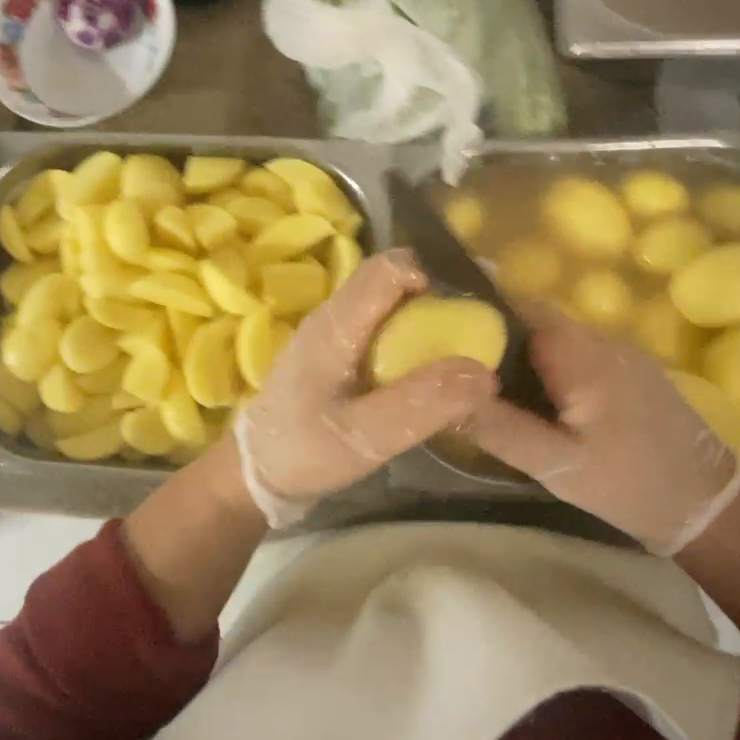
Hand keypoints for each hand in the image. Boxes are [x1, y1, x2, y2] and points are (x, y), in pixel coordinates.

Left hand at [236, 249, 496, 526]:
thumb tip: (483, 372)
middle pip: (390, 282)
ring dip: (419, 322)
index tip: (463, 320)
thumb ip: (422, 403)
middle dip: (432, 302)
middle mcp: (330, 316)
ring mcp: (327, 332)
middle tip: (465, 343)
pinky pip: (375, 327)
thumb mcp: (367, 436)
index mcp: (335, 325)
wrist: (255, 472)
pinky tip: (414, 376)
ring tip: (446, 361)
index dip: (432, 279)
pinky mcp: (330, 351)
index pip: (388, 268)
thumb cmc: (305, 452)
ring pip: (384, 304)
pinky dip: (402, 340)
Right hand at [461, 305, 739, 554]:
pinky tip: (539, 402)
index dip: (482, 318)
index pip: (521, 311)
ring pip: (558, 336)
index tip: (448, 342)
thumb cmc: (626, 484)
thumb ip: (498, 427)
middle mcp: (604, 342)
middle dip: (498, 337)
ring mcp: (623, 355)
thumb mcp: (554, 465)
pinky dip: (550, 366)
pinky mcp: (633, 372)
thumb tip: (444, 398)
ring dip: (524, 353)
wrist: (708, 506)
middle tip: (461, 372)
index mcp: (582, 357)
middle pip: (537, 320)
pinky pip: (579, 353)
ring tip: (491, 388)